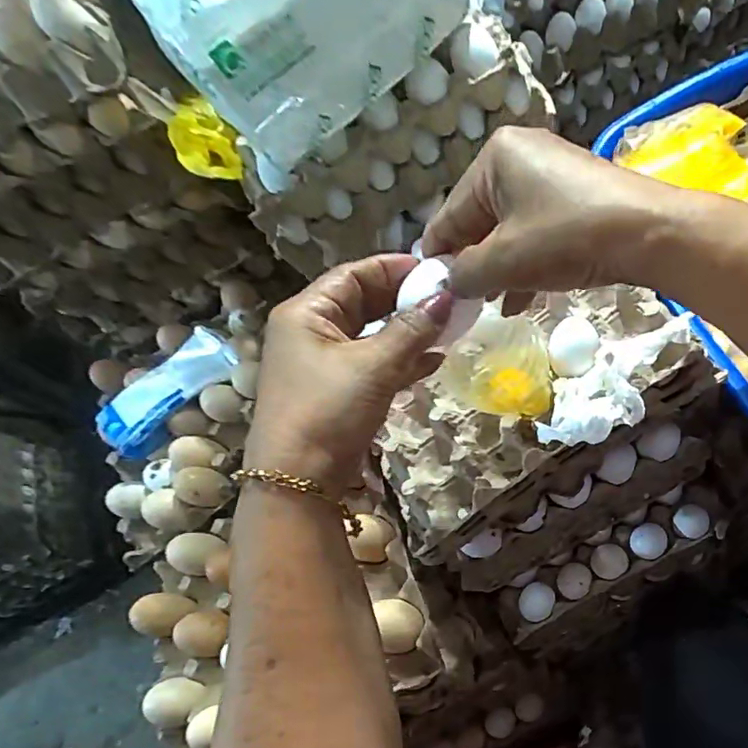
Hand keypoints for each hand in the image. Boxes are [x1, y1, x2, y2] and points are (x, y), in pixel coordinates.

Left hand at [243, 254, 448, 490]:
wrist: (298, 478)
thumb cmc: (328, 410)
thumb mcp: (373, 365)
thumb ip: (412, 330)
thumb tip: (445, 297)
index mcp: (307, 312)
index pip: (354, 274)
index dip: (395, 269)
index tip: (436, 271)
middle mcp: (312, 331)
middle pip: (364, 303)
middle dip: (406, 301)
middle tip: (449, 300)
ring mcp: (325, 364)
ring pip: (373, 336)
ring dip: (409, 332)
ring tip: (449, 328)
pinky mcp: (339, 392)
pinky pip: (375, 364)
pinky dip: (402, 361)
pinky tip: (433, 361)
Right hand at [419, 127, 698, 306]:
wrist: (648, 233)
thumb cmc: (568, 238)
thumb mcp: (507, 260)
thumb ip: (465, 274)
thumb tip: (444, 285)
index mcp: (494, 159)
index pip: (450, 215)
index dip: (438, 258)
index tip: (429, 293)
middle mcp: (521, 157)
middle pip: (480, 221)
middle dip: (472, 266)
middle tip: (462, 305)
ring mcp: (553, 176)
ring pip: (510, 231)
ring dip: (499, 271)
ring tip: (489, 307)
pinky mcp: (578, 199)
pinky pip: (537, 233)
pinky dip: (526, 264)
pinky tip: (520, 299)